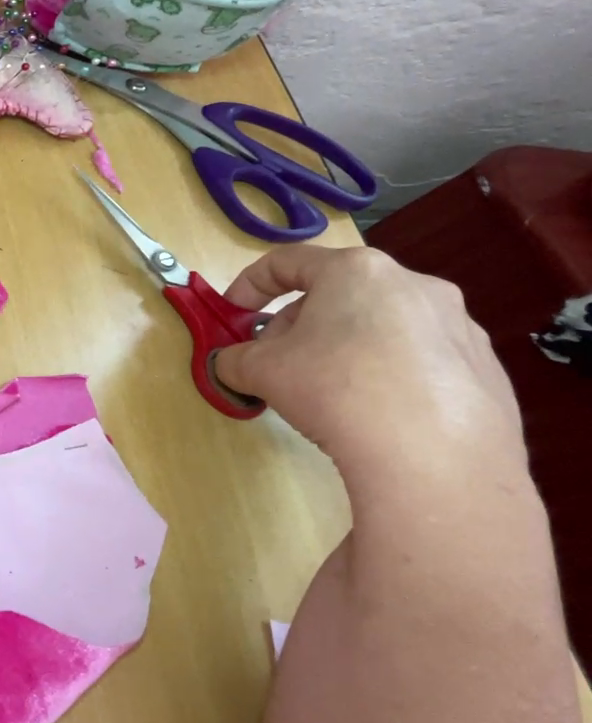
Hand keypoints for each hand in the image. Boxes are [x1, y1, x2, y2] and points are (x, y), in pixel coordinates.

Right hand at [213, 246, 523, 475]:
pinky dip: (387, 374)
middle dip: (297, 324)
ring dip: (341, 347)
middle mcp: (415, 286)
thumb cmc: (335, 389)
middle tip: (275, 362)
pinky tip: (373, 412)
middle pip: (336, 294)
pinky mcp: (488, 369)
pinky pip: (419, 359)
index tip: (233, 316)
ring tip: (325, 391)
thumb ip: (235, 358)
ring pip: (379, 325)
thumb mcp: (259, 370)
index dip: (248, 286)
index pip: (286, 262)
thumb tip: (235, 365)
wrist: (436, 460)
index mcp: (357, 271)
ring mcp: (459, 327)